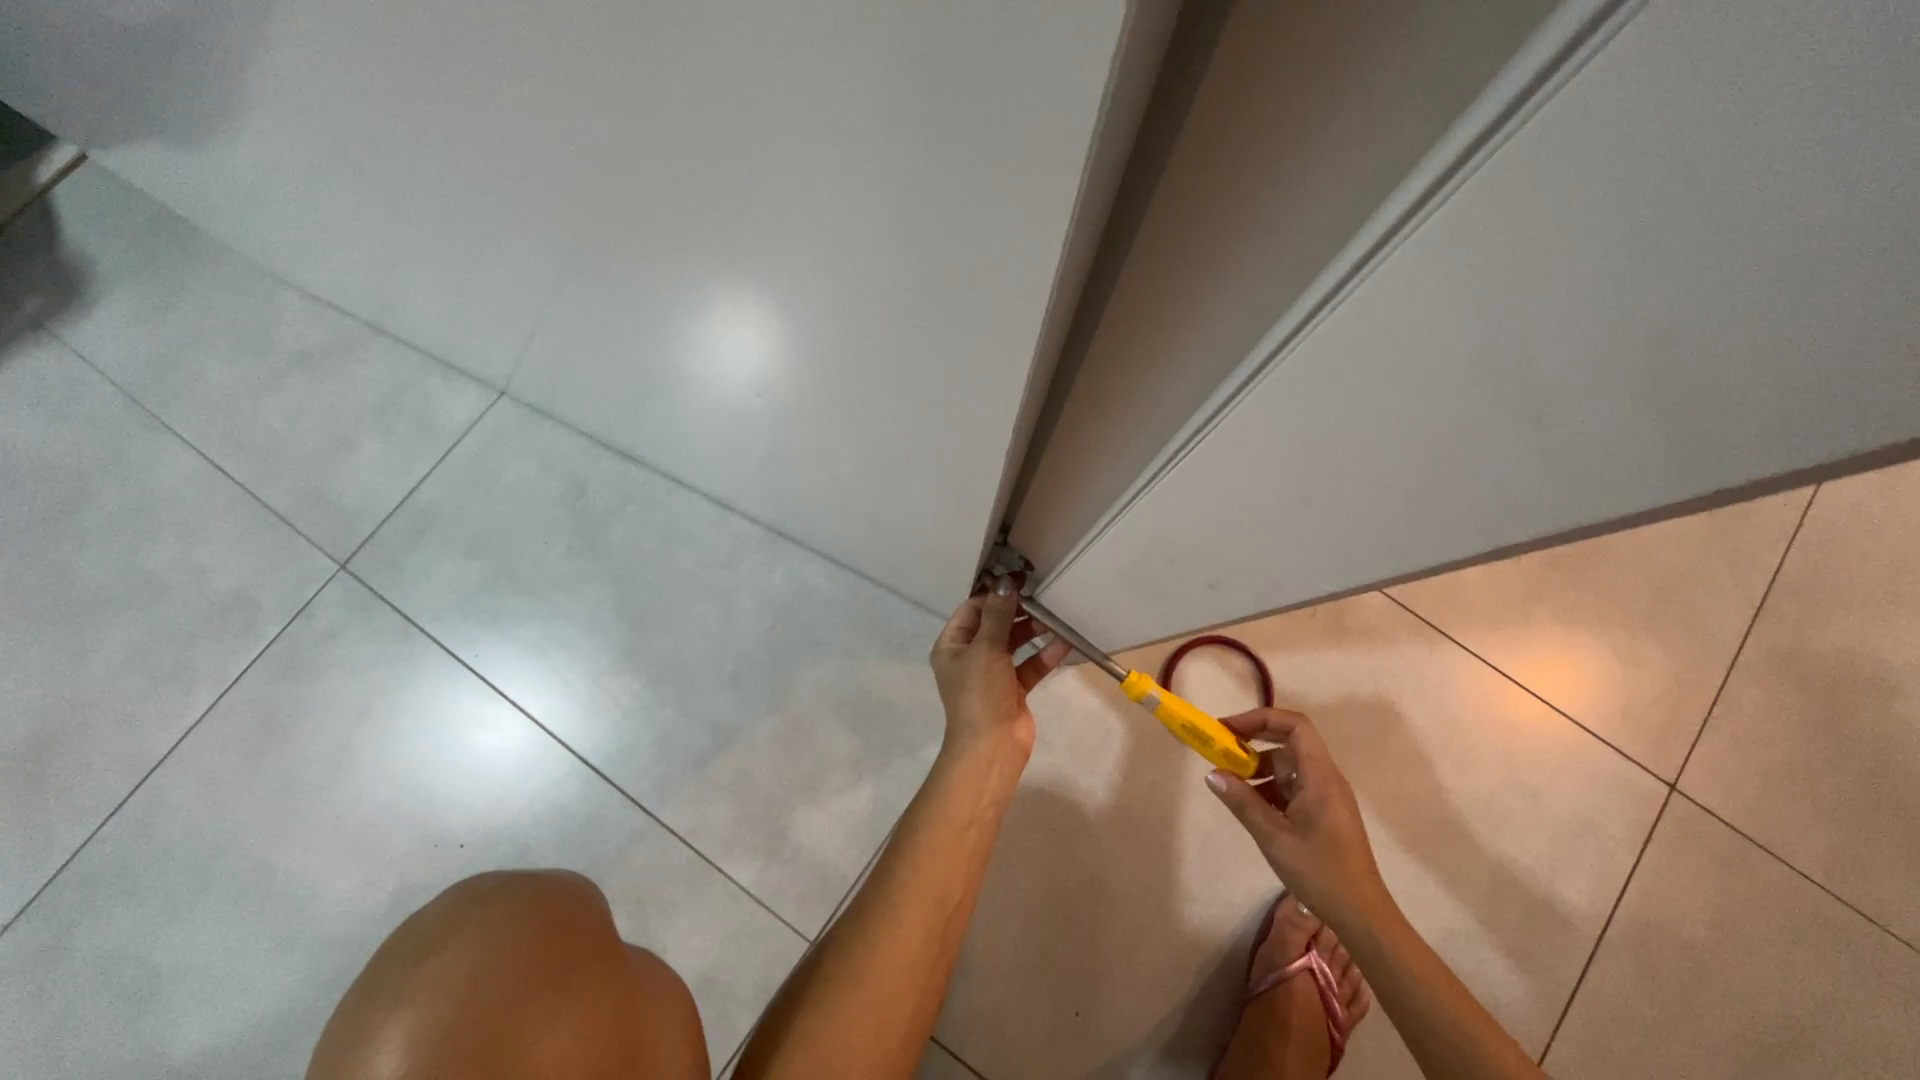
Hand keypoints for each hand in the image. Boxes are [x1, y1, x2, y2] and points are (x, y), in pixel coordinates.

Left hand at [928, 576, 1071, 759]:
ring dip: (1032, 631)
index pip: (971, 611)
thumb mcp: (986, 649)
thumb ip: (998, 615)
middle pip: (994, 625)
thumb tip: (1005, 583)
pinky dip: (1044, 655)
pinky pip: (1029, 666)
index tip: (1018, 581)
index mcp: (951, 646)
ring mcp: (992, 674)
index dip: (993, 595)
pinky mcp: (1013, 690)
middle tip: (1040, 596)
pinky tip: (1064, 643)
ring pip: (1013, 644)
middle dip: (1016, 612)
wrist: (991, 746)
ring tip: (1053, 618)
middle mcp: (969, 657)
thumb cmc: (979, 693)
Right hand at [1205, 708, 1390, 922]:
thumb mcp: (1273, 837)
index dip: (1260, 719)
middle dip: (1254, 742)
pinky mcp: (1325, 812)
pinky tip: (1253, 809)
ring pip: (1290, 767)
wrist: (1361, 913)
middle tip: (1221, 750)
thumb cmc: (1319, 871)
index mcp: (1320, 776)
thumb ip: (1242, 802)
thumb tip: (1212, 774)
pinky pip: (1294, 787)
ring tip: (1232, 787)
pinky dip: (1271, 789)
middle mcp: (1327, 778)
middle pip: (1290, 743)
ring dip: (1260, 770)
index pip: (1294, 726)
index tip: (1227, 729)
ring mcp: (1328, 796)